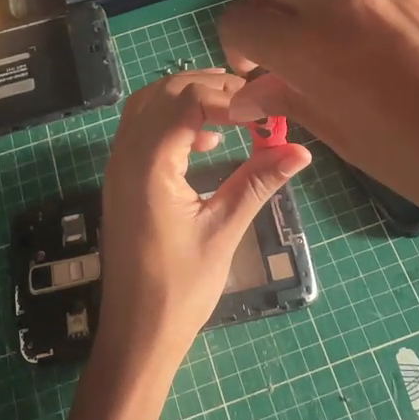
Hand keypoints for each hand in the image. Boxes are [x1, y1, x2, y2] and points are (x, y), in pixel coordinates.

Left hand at [97, 71, 312, 355]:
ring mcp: (118, 164)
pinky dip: (172, 119)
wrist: (136, 333)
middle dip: (208, 87)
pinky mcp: (121, 177)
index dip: (227, 96)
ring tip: (232, 112)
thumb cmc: (180, 289)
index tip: (264, 111)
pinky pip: (142, 127)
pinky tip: (205, 143)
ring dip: (187, 98)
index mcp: (149, 164)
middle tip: (252, 102)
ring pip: (148, 104)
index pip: (186, 99)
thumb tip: (300, 150)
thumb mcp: (224, 231)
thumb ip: (257, 182)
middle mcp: (126, 154)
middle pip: (164, 92)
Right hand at [217, 0, 418, 282]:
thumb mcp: (351, 142)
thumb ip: (293, 100)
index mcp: (314, 42)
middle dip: (266, 12)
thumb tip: (250, 92)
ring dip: (327, 16)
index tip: (252, 73)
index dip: (234, 46)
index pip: (240, 18)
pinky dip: (380, 19)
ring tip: (364, 67)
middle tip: (286, 54)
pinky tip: (416, 62)